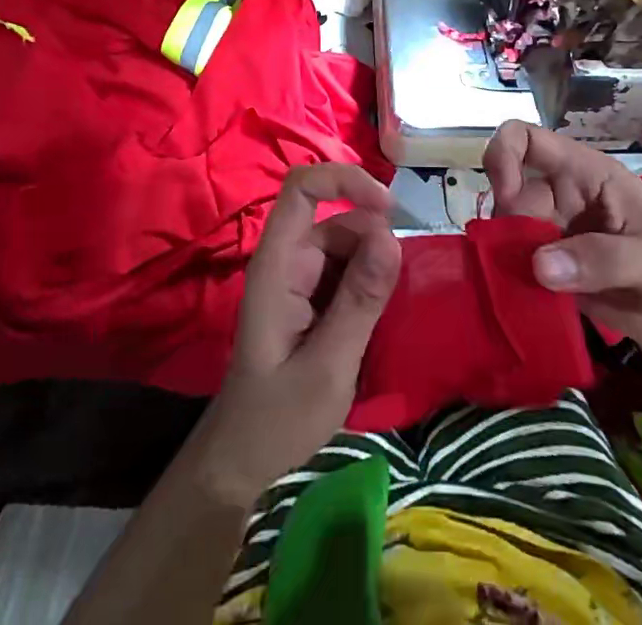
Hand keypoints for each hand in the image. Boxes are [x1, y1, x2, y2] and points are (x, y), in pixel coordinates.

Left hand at [182, 164, 400, 504]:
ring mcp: (300, 280)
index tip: (391, 210)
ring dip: (378, 264)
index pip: (303, 189)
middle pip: (337, 218)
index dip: (346, 180)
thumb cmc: (278, 418)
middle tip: (398, 291)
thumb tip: (393, 235)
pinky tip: (386, 315)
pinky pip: (349, 270)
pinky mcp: (312, 299)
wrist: (243, 461)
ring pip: (349, 244)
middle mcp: (288, 262)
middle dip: (376, 239)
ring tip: (394, 311)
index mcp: (278, 266)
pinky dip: (373, 281)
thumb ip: (360, 300)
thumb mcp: (329, 365)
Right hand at [483, 121, 641, 354]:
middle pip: (509, 194)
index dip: (505, 156)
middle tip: (527, 263)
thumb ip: (606, 259)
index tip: (505, 198)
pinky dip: (508, 280)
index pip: (529, 140)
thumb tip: (539, 264)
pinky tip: (522, 298)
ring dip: (504, 256)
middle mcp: (561, 198)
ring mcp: (551, 235)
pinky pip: (511, 267)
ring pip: (505, 232)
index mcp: (588, 174)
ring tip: (526, 285)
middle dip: (507, 225)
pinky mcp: (546, 271)